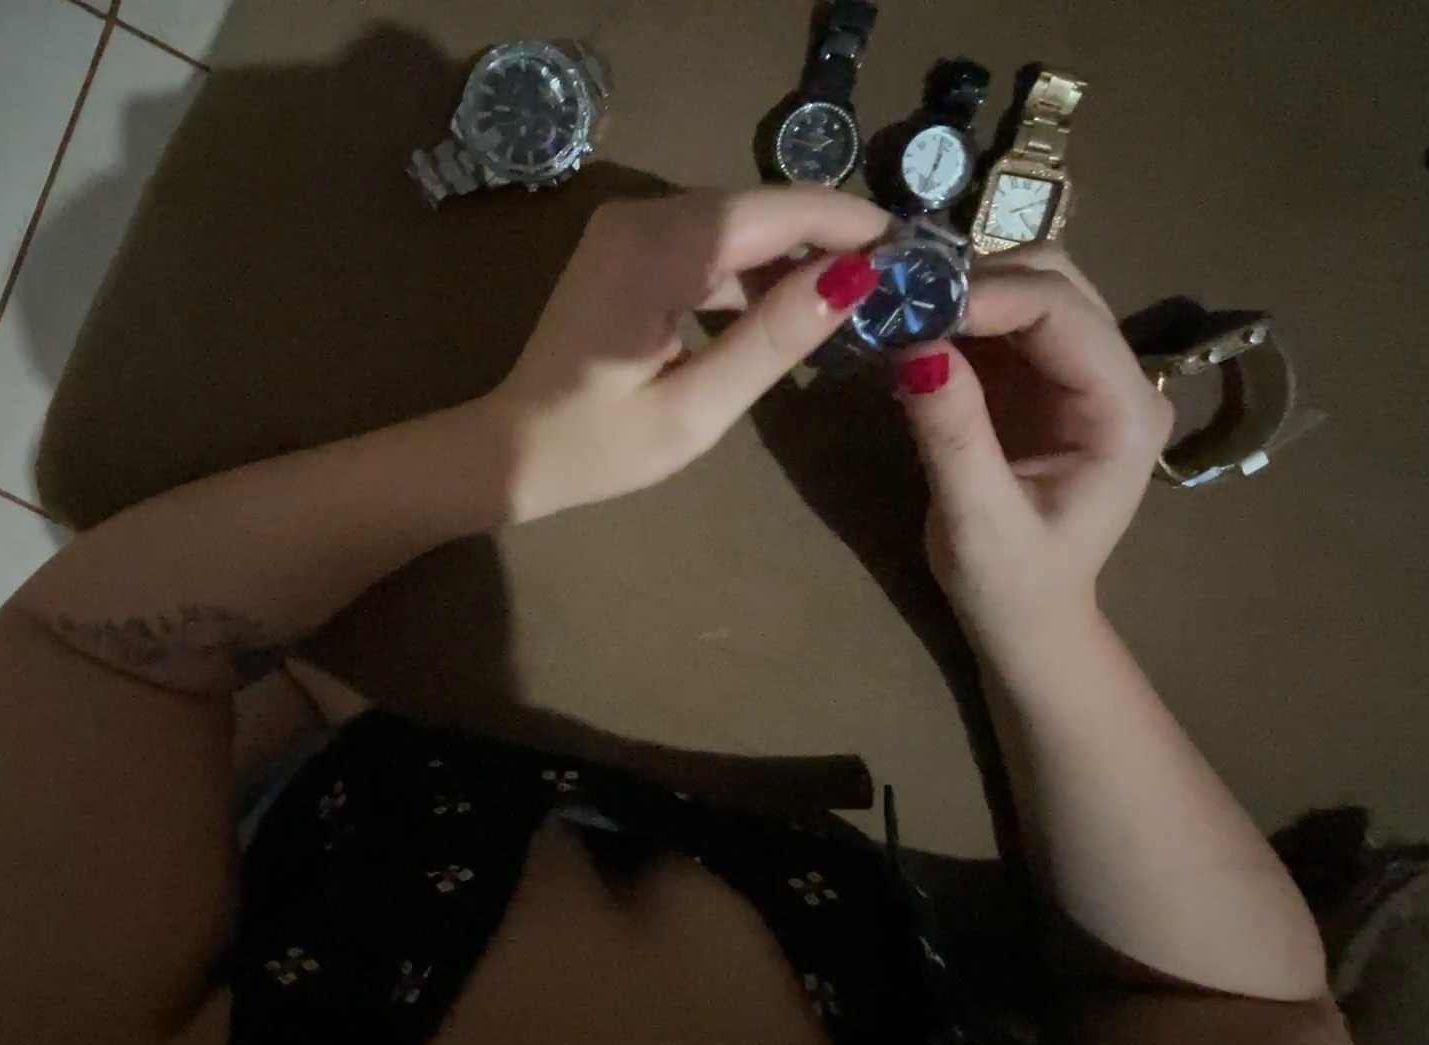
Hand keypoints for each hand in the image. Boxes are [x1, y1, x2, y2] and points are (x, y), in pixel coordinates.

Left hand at [485, 186, 891, 522]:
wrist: (514, 450)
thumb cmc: (599, 447)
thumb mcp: (695, 408)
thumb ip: (773, 339)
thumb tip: (858, 276)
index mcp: (655, 251)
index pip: (777, 210)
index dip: (851, 226)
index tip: (913, 254)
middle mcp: (640, 217)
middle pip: (759, 211)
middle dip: (826, 244)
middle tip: (889, 290)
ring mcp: (627, 229)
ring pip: (736, 227)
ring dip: (789, 262)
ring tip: (847, 309)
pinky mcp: (625, 249)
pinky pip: (705, 246)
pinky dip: (747, 275)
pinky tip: (780, 313)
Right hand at [890, 245, 1173, 645]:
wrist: (1023, 614)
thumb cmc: (1011, 582)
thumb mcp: (977, 518)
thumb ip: (952, 433)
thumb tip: (910, 348)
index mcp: (1123, 411)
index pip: (1063, 315)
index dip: (989, 295)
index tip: (909, 303)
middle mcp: (1112, 378)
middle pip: (1054, 283)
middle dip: (975, 281)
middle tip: (898, 303)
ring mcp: (1073, 376)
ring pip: (1025, 291)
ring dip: (961, 293)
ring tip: (897, 315)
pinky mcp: (1033, 383)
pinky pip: (994, 326)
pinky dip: (950, 320)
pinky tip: (908, 335)